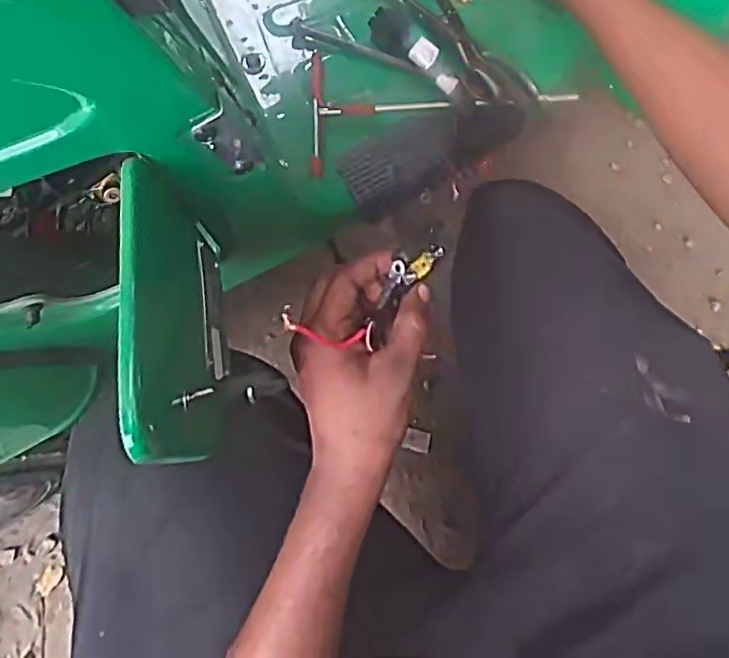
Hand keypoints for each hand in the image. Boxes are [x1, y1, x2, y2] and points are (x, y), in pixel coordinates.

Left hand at [288, 249, 429, 482]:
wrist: (350, 467)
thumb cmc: (368, 423)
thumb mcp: (398, 368)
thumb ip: (410, 323)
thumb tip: (419, 292)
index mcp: (320, 334)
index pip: (343, 280)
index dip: (372, 266)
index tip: (398, 261)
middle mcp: (309, 336)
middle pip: (333, 285)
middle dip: (367, 277)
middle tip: (398, 281)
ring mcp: (311, 348)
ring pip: (335, 301)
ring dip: (364, 295)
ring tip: (395, 301)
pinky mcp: (320, 359)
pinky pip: (337, 321)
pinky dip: (360, 313)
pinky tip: (384, 321)